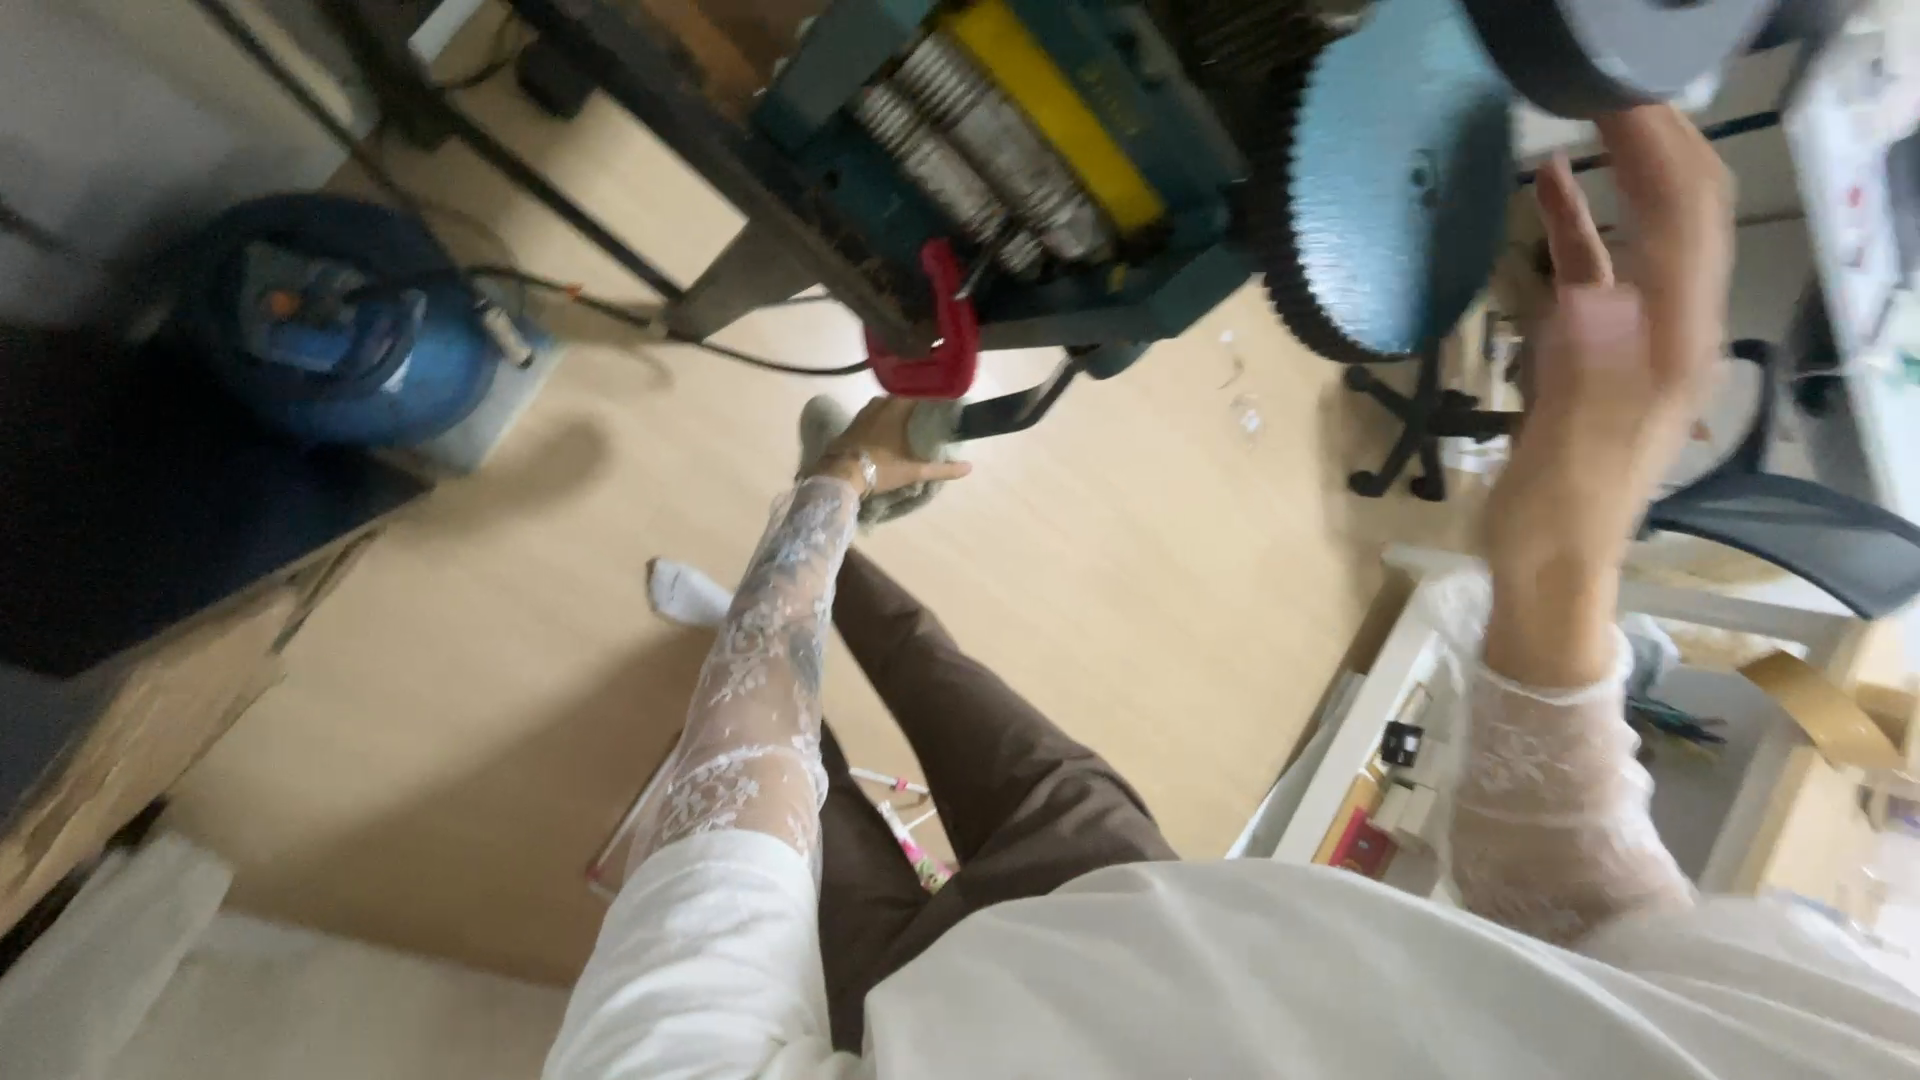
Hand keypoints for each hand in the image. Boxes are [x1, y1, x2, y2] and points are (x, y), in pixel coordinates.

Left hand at [807, 396, 973, 495]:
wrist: (839, 475)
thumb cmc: (879, 469)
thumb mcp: (913, 471)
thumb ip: (941, 469)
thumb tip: (969, 467)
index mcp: (895, 411)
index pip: (916, 391)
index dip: (930, 391)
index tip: (941, 393)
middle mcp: (878, 406)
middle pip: (898, 395)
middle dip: (912, 398)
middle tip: (925, 405)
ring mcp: (862, 415)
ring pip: (882, 403)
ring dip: (894, 406)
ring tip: (905, 414)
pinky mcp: (851, 425)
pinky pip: (870, 413)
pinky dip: (880, 415)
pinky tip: (883, 426)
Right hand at [1485, 106, 1733, 683]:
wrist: (1549, 568)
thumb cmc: (1558, 522)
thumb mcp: (1572, 459)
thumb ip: (1588, 381)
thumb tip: (1588, 297)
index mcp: (1671, 350)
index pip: (1685, 228)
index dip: (1662, 155)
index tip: (1620, 99)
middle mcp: (1664, 332)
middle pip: (1680, 218)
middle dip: (1657, 145)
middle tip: (1606, 85)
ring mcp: (1626, 343)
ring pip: (1640, 238)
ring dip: (1620, 177)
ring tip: (1581, 123)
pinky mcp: (1585, 357)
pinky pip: (1590, 276)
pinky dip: (1575, 231)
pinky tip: (1548, 201)